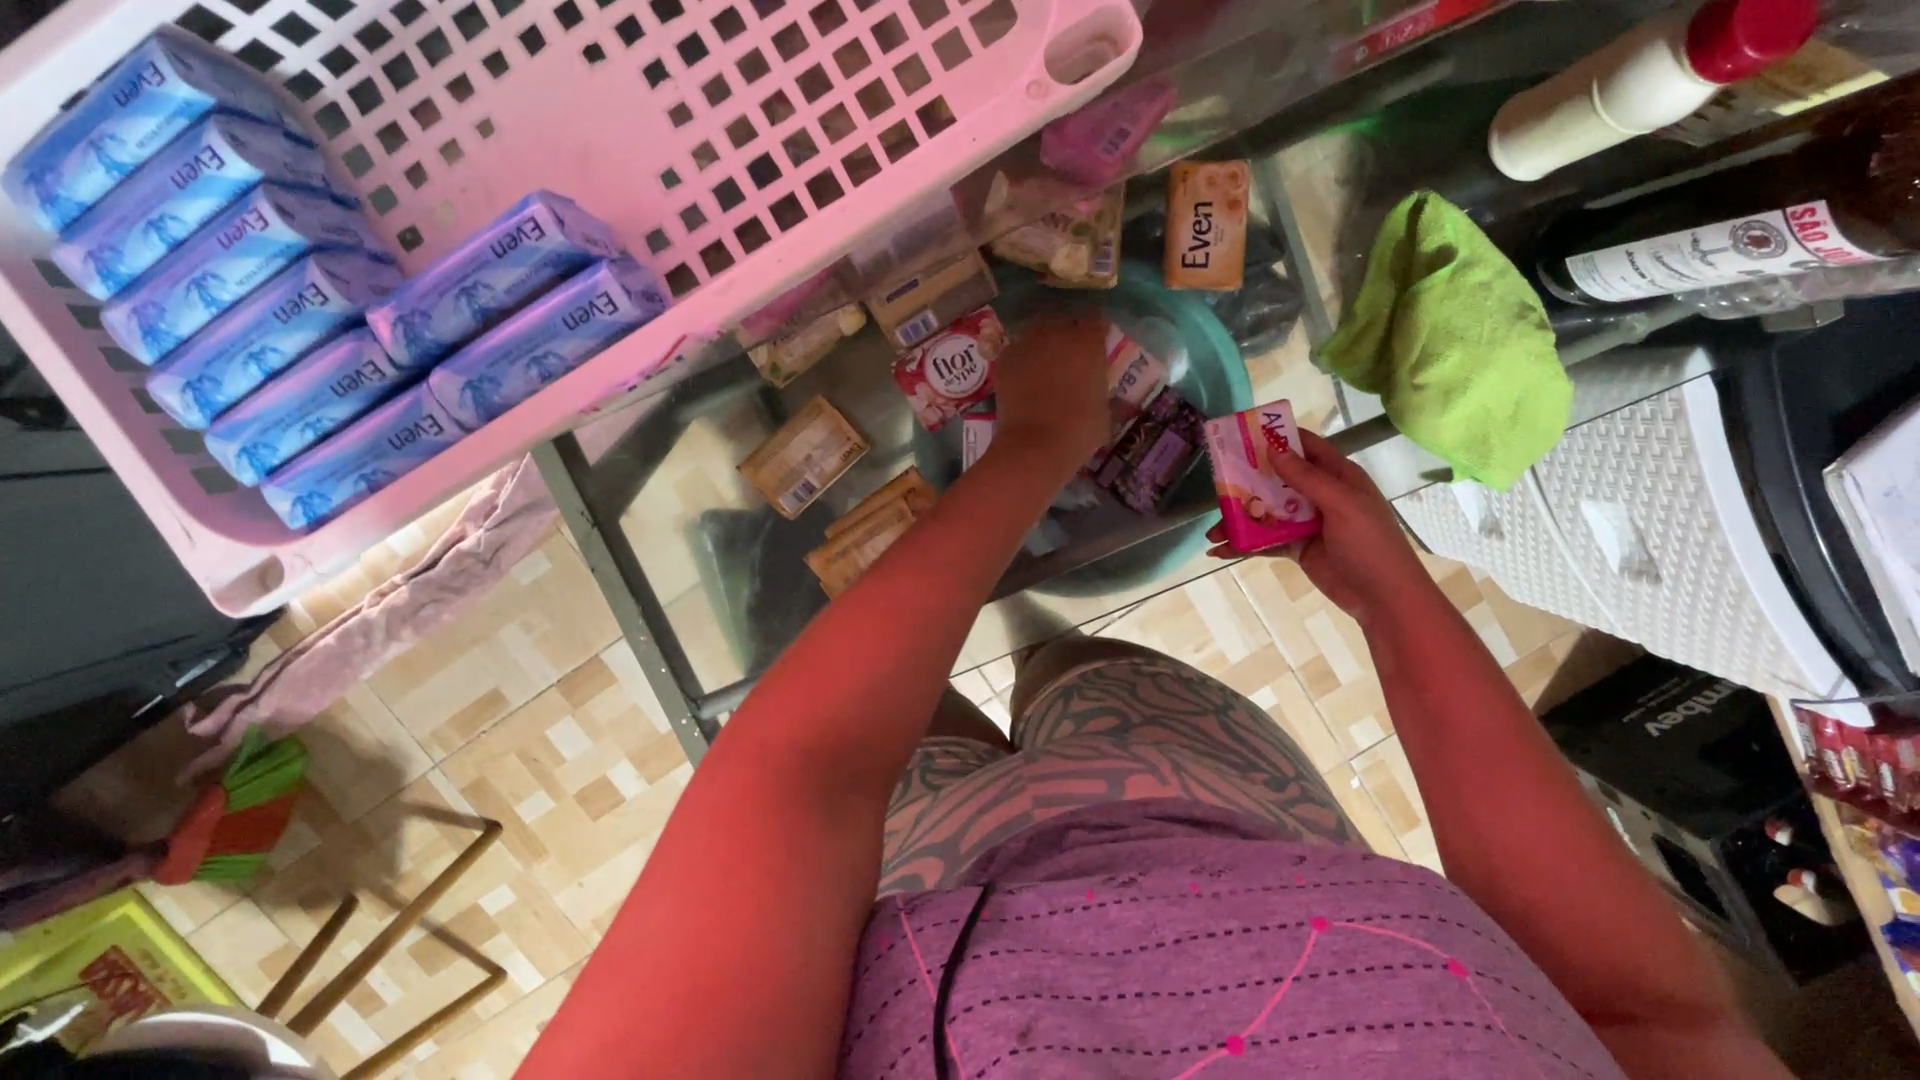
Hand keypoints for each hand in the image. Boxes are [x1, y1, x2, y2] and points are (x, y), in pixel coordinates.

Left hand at [990, 308, 1109, 472]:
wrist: (1034, 446)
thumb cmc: (1079, 431)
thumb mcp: (1104, 411)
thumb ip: (1102, 390)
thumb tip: (1105, 392)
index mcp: (1088, 341)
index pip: (1095, 318)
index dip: (1094, 329)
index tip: (1095, 341)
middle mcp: (1058, 332)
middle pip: (1064, 319)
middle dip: (1067, 331)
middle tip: (1069, 352)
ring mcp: (1028, 343)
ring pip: (1037, 330)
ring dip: (1043, 341)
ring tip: (1045, 361)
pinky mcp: (1006, 358)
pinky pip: (1017, 349)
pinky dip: (1022, 358)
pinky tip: (1024, 376)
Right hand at [1207, 428, 1434, 626]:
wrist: (1383, 597)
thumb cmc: (1370, 544)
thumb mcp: (1341, 504)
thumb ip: (1306, 478)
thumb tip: (1273, 449)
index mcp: (1338, 477)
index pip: (1306, 447)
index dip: (1278, 438)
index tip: (1245, 434)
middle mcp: (1321, 495)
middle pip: (1278, 479)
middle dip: (1247, 481)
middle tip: (1216, 483)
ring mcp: (1307, 523)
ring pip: (1267, 512)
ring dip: (1240, 519)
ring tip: (1213, 532)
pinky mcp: (1298, 547)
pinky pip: (1266, 540)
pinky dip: (1244, 544)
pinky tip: (1222, 550)